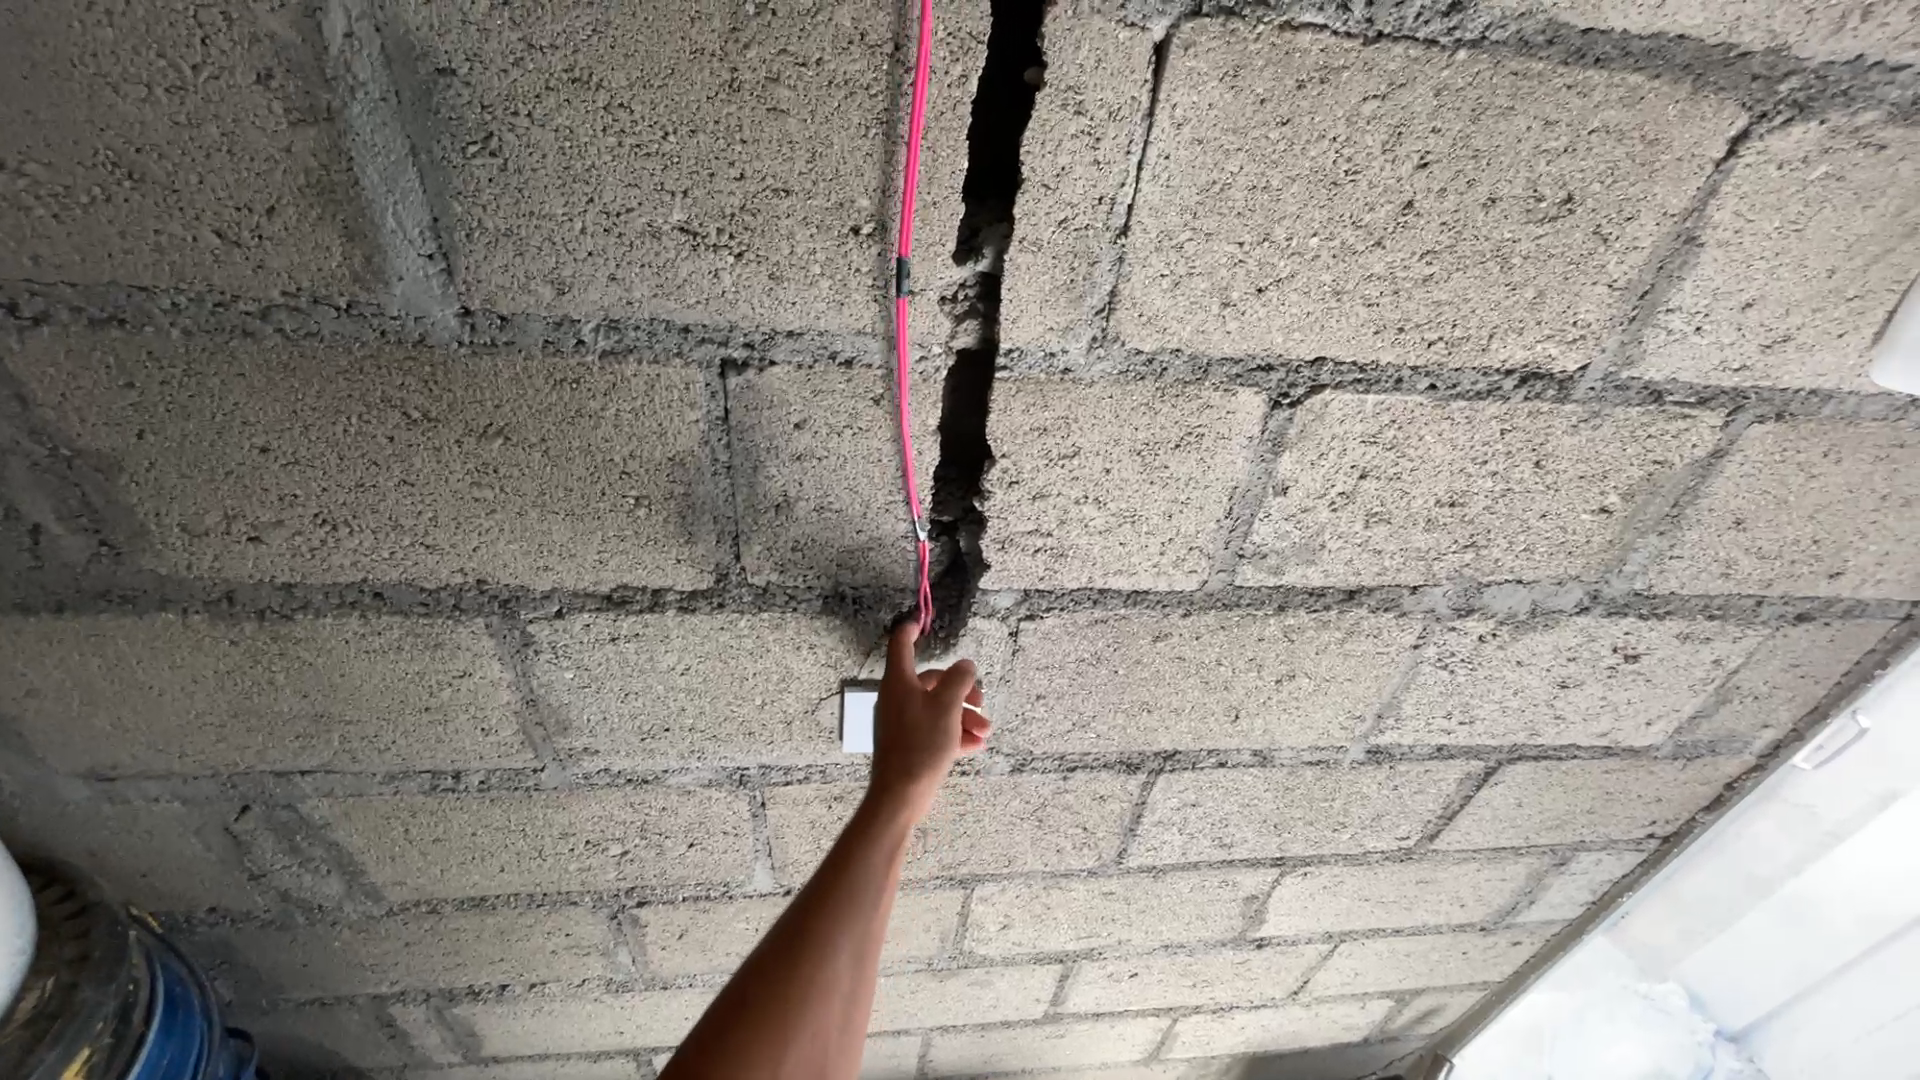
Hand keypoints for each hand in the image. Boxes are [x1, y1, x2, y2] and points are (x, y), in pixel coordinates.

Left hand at [866, 620, 988, 822]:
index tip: (922, 621)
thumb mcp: (947, 707)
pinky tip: (976, 746)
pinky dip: (955, 734)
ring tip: (986, 732)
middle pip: (932, 682)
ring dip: (964, 716)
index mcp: (899, 682)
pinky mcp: (908, 745)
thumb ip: (959, 680)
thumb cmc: (922, 743)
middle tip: (982, 702)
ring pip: (937, 708)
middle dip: (962, 691)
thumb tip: (965, 664)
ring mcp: (901, 722)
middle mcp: (897, 698)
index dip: (911, 629)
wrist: (901, 794)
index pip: (901, 645)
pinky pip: (934, 730)